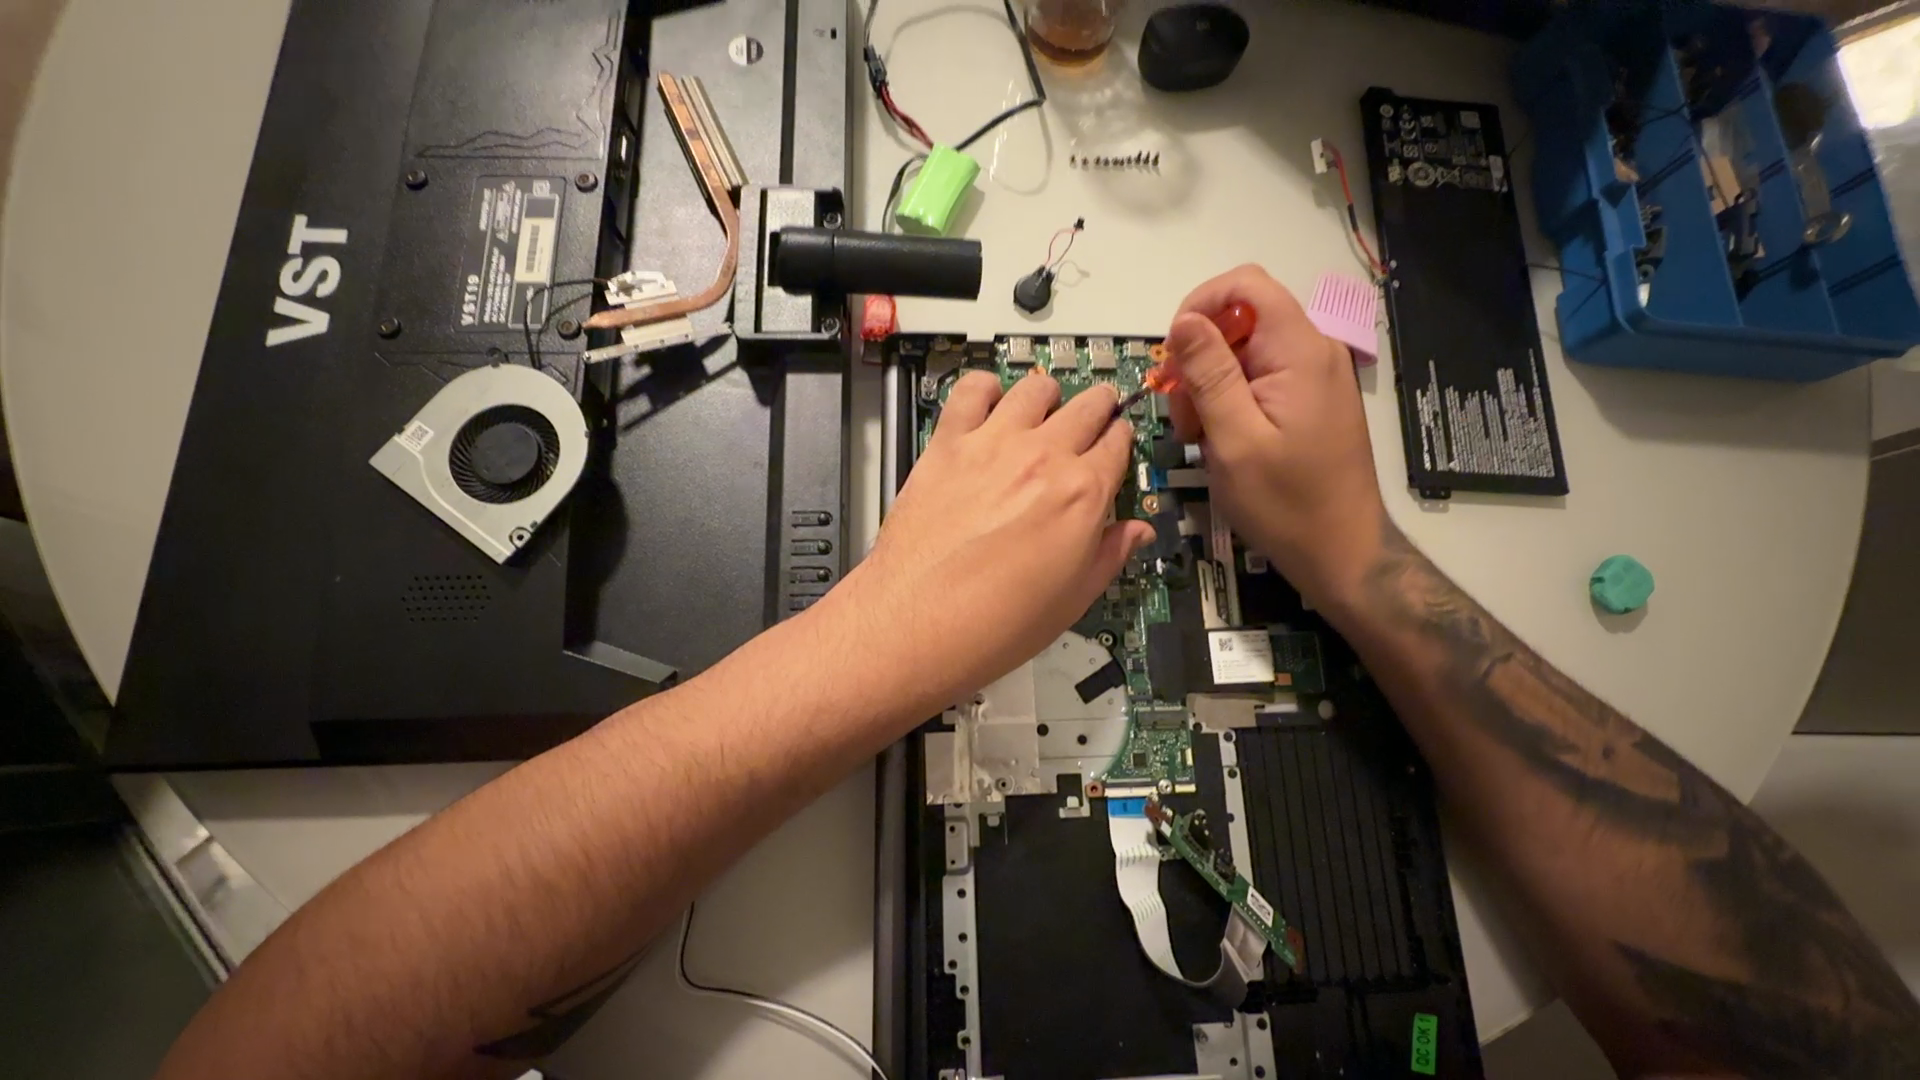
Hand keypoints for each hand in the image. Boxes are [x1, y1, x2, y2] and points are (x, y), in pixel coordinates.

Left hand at [828, 371, 1154, 715]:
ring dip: (1048, 395)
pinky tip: (989, 402)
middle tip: (1093, 419)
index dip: (1122, 443)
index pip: (1120, 444)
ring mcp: (993, 445)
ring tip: (1045, 408)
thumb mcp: (1071, 600)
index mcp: (1083, 495)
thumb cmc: (991, 623)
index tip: (1116, 447)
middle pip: (1088, 405)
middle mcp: (1043, 458)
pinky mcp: (947, 445)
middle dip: (1099, 408)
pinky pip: (971, 390)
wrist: (916, 624)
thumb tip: (1135, 534)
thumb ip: (1109, 555)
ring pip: (1036, 389)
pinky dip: (985, 388)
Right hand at [1166, 264, 1386, 610]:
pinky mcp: (1307, 402)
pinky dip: (1228, 403)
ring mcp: (1311, 378)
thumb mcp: (1234, 439)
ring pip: (1242, 354)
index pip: (1245, 284)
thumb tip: (1184, 320)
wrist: (1340, 552)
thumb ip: (1209, 374)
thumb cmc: (1285, 502)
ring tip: (1200, 438)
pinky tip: (1220, 442)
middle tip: (1184, 416)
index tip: (1172, 356)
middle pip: (1240, 320)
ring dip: (1208, 387)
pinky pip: (1257, 380)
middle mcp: (1311, 352)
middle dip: (1198, 359)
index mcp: (1298, 351)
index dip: (1199, 305)